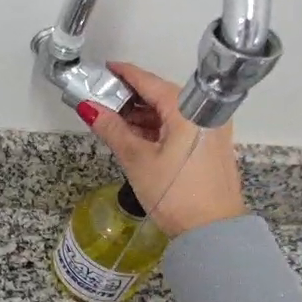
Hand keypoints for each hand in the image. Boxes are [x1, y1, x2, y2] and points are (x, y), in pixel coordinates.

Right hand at [77, 62, 246, 237]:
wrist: (212, 232)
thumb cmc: (176, 194)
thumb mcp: (137, 159)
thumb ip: (111, 129)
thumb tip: (89, 108)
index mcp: (188, 110)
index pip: (150, 81)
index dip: (124, 74)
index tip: (105, 69)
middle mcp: (204, 114)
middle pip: (161, 95)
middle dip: (130, 97)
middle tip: (103, 99)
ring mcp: (211, 130)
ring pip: (170, 112)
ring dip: (142, 114)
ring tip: (114, 121)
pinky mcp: (211, 147)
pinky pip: (180, 126)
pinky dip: (157, 127)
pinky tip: (136, 136)